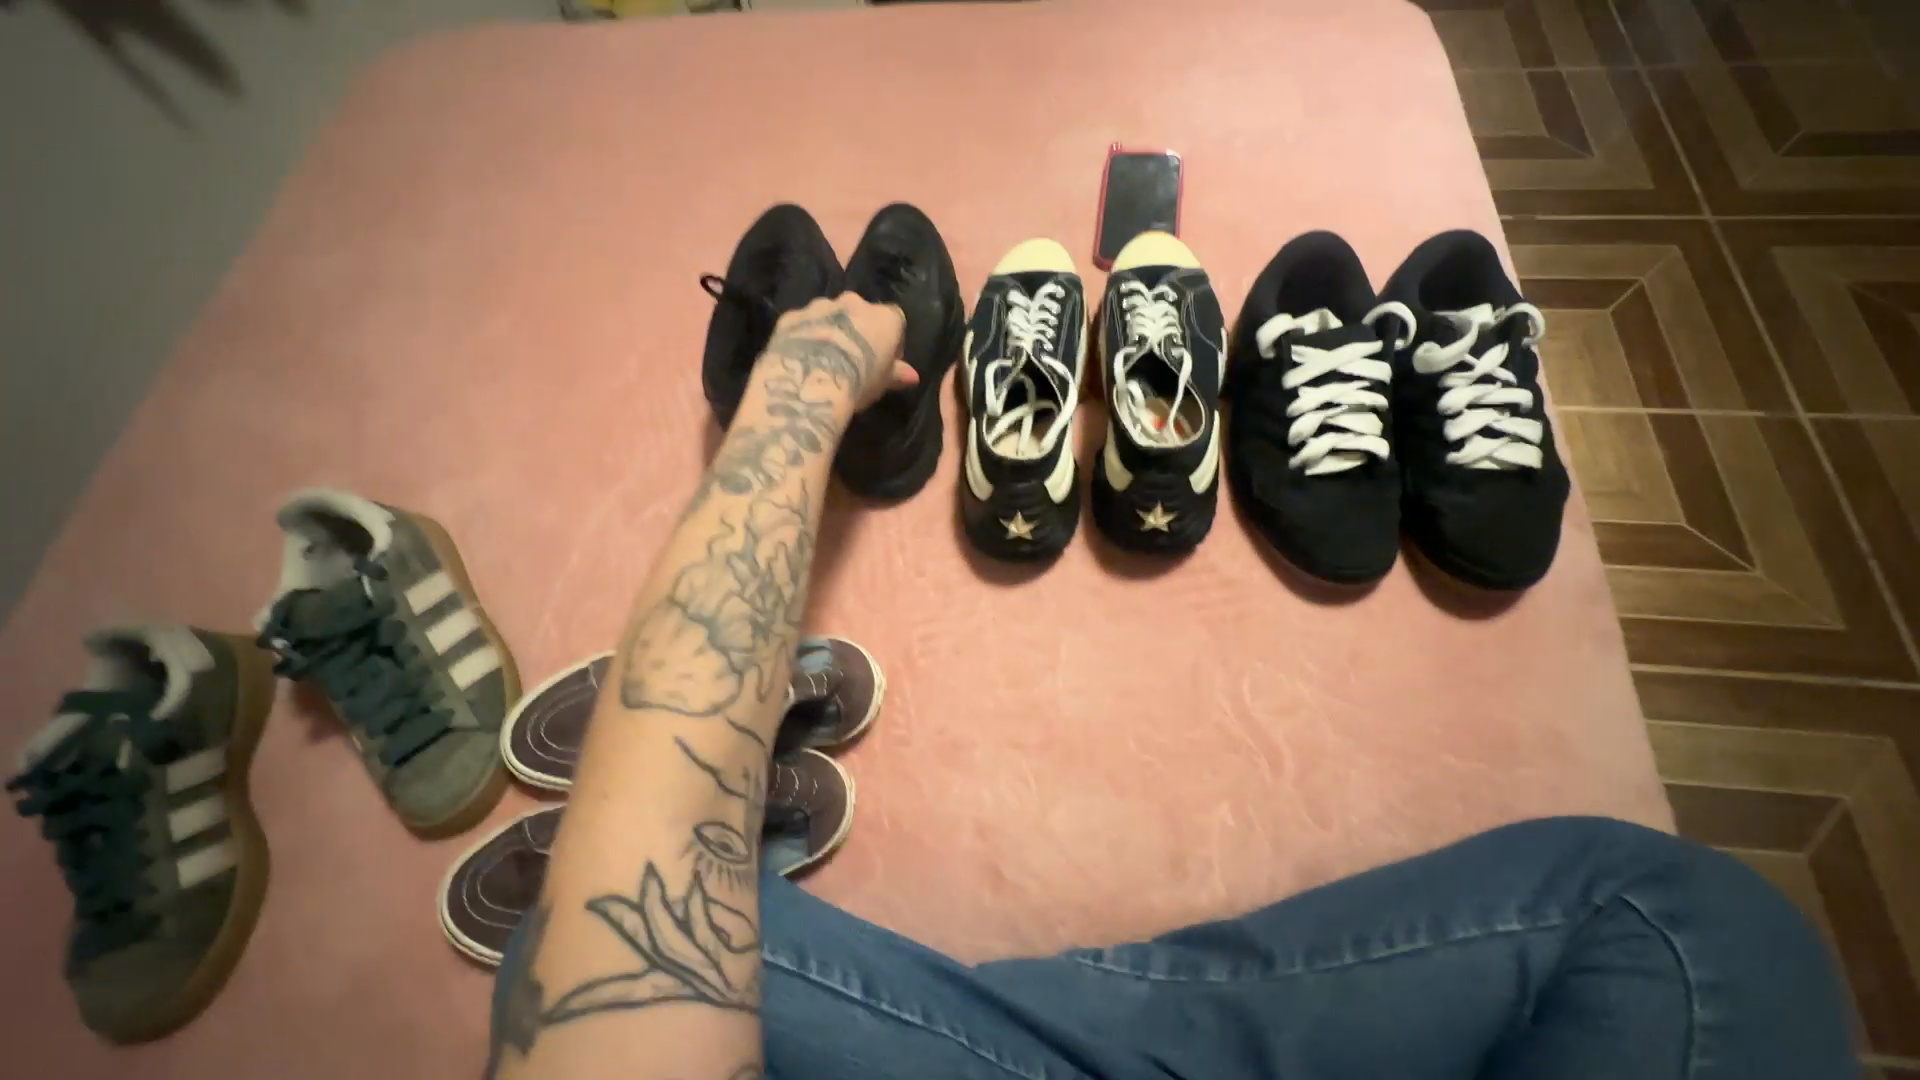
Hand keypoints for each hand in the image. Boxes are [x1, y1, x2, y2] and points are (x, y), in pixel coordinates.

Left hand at [760, 296, 916, 410]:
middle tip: (852, 359)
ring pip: (830, 314)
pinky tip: (801, 358)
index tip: (883, 361)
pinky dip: (805, 335)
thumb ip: (897, 374)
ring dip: (830, 330)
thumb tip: (913, 375)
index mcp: (884, 318)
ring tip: (824, 359)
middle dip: (858, 330)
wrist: (809, 381)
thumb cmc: (858, 383)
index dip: (891, 341)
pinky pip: (803, 323)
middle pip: (860, 313)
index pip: (895, 320)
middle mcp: (854, 302)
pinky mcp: (792, 316)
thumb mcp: (882, 384)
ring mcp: (820, 306)